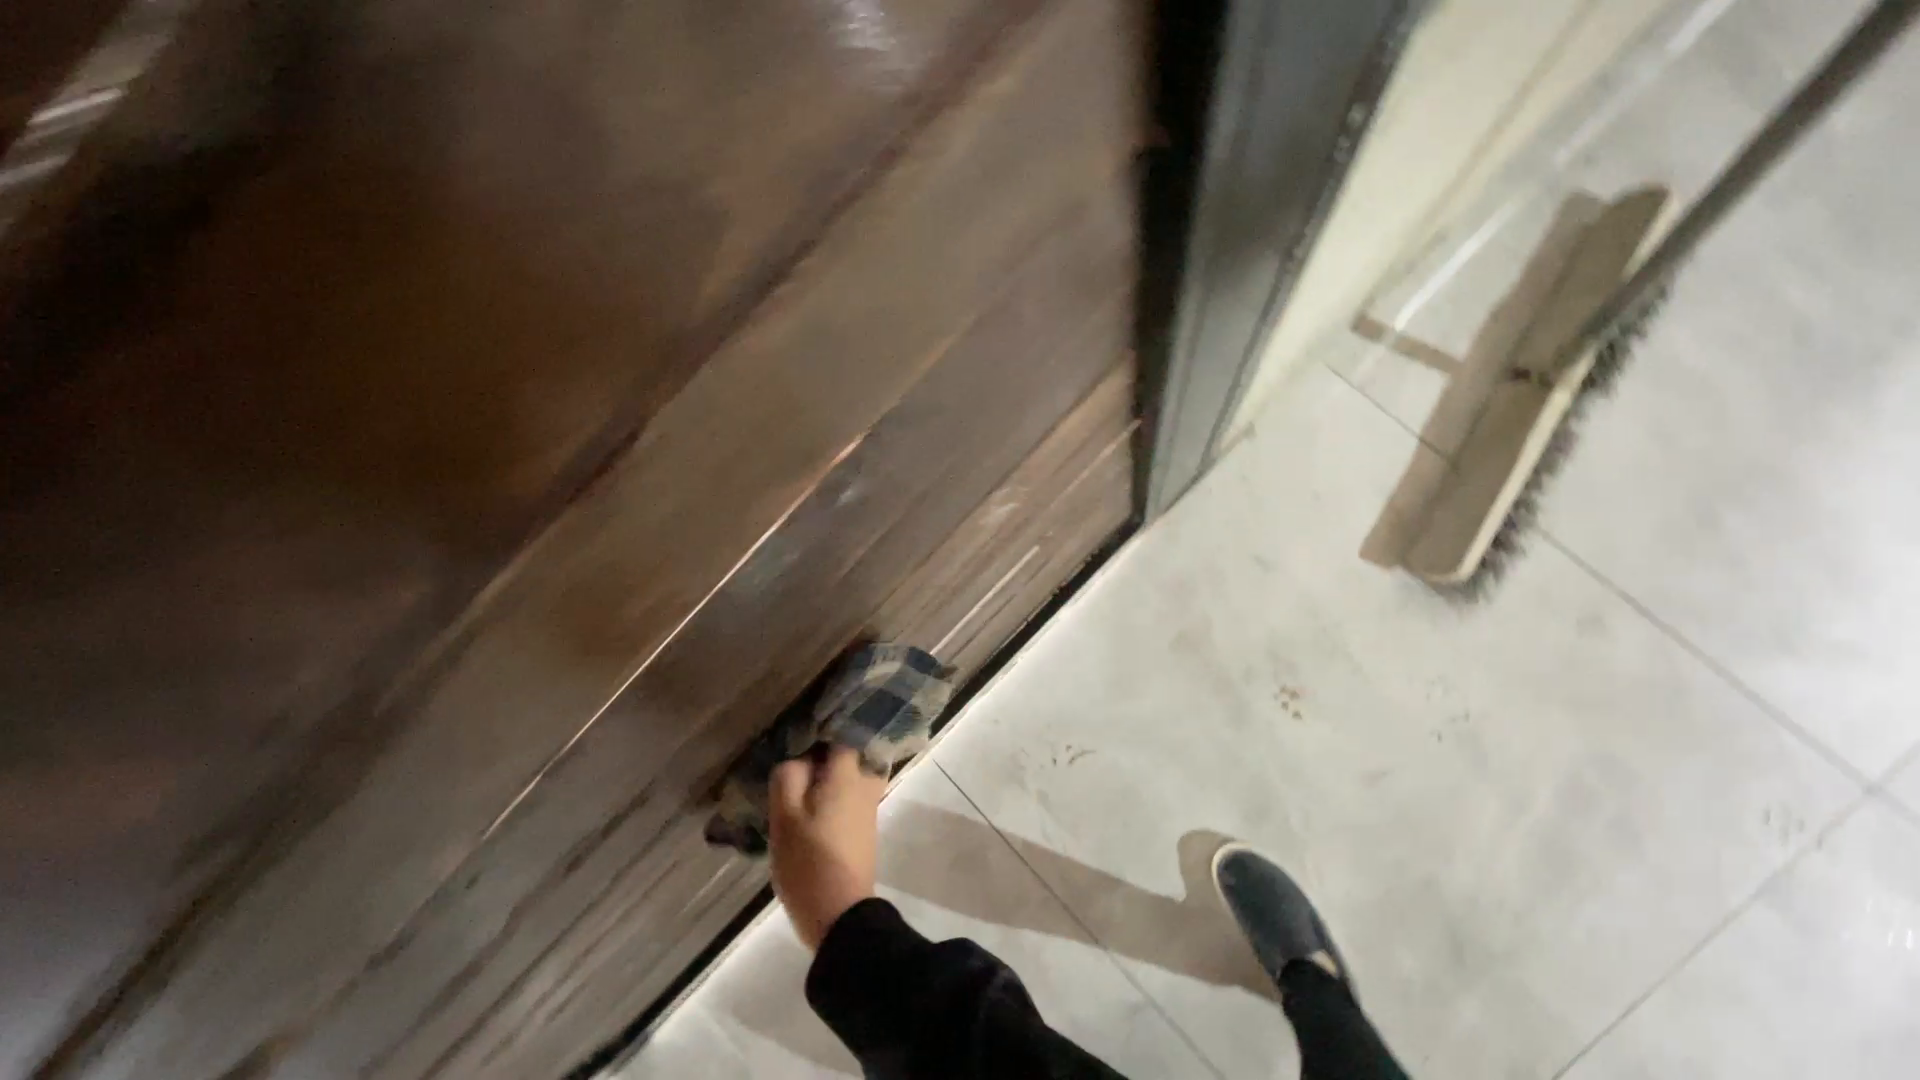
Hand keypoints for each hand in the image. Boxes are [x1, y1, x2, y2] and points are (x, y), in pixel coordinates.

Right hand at [769, 746, 887, 949]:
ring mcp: (869, 808)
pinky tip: (811, 806)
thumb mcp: (785, 816)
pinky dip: (834, 796)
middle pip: (849, 757)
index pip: (840, 736)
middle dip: (827, 755)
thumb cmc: (809, 860)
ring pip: (851, 778)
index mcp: (847, 775)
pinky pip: (850, 799)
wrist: (839, 912)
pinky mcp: (864, 830)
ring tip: (799, 784)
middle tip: (796, 762)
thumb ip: (789, 777)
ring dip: (829, 778)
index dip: (817, 734)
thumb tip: (800, 758)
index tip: (796, 737)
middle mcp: (865, 785)